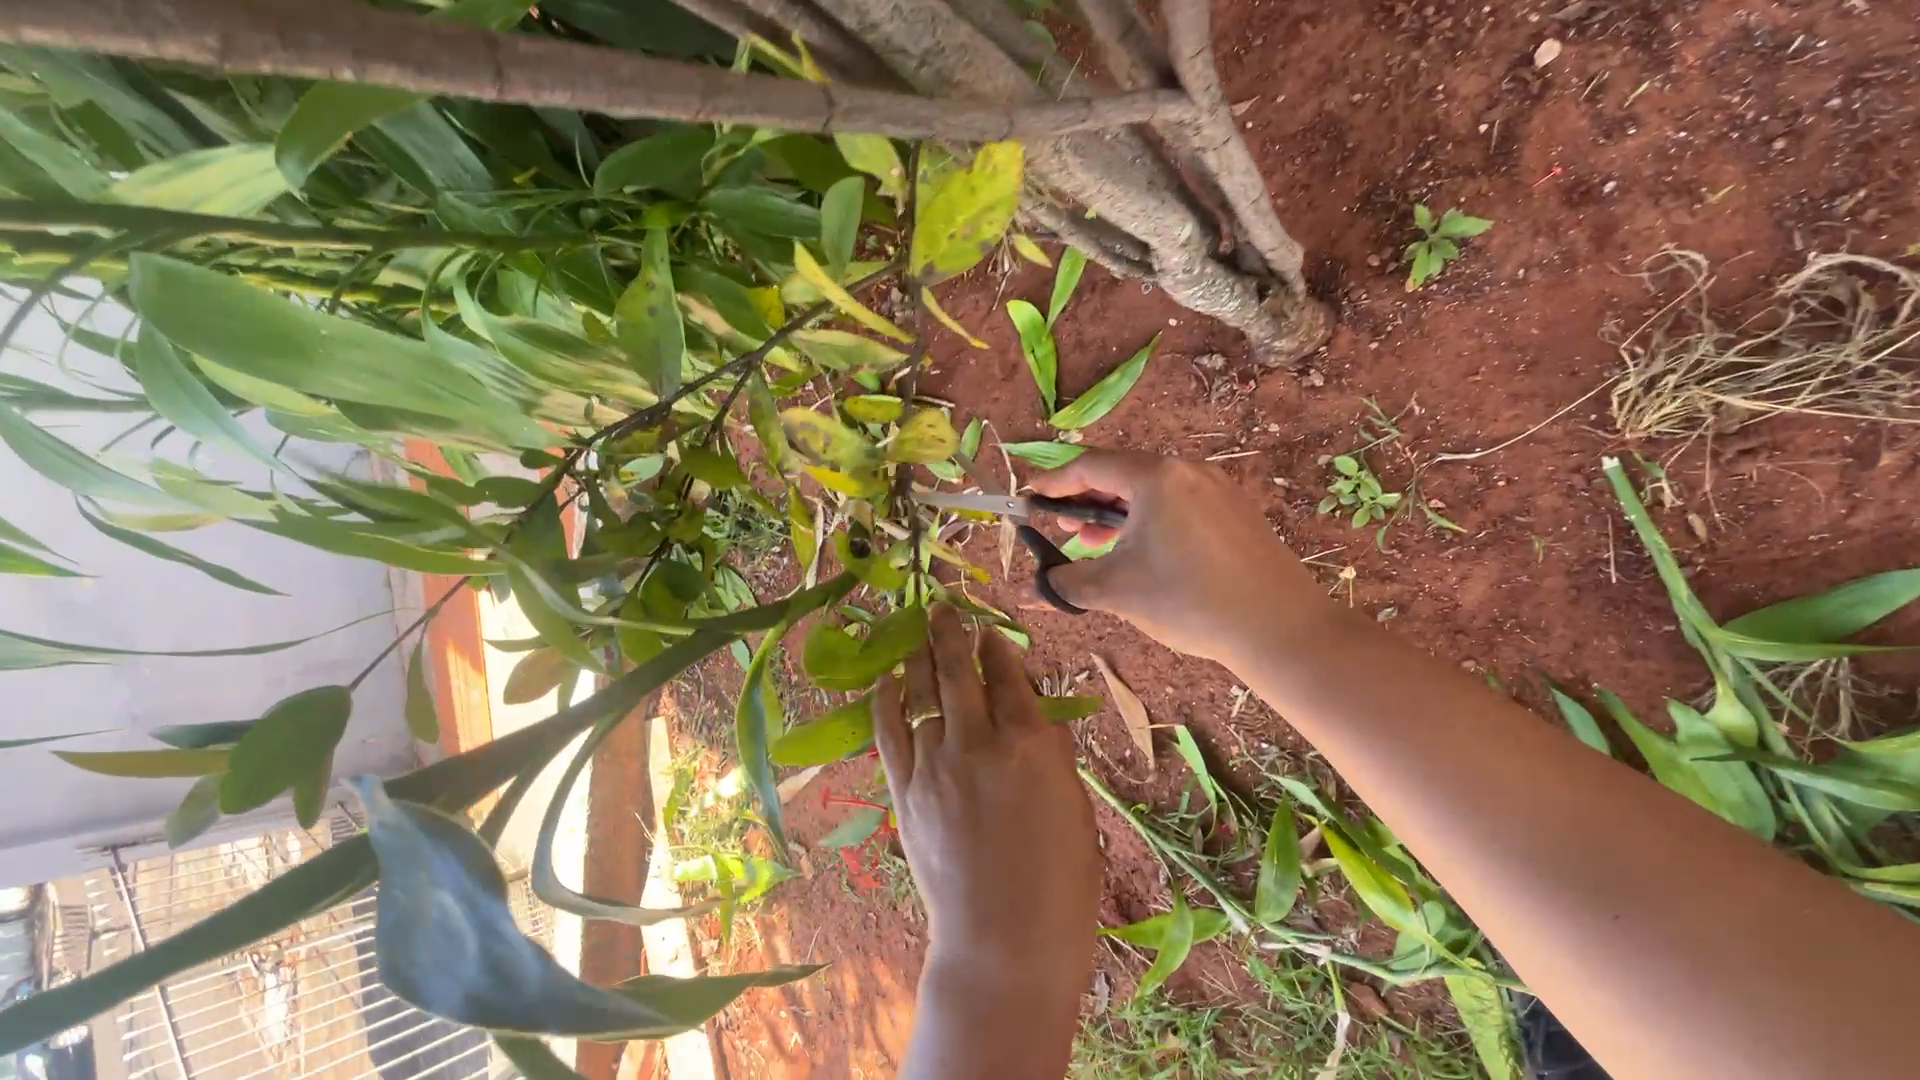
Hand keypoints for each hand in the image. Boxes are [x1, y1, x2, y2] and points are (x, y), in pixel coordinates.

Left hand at [874, 605, 1099, 996]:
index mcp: (1031, 743)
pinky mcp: (905, 791)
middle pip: (959, 671)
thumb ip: (1051, 754)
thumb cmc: (1061, 885)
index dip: (998, 646)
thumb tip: (1032, 718)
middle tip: (943, 607)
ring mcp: (936, 764)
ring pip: (923, 692)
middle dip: (951, 632)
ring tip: (919, 629)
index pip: (1010, 675)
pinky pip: (889, 731)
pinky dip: (886, 699)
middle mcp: (979, 741)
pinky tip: (887, 677)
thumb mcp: (1075, 808)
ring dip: (920, 655)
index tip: (991, 631)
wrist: (1004, 944)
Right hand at [1030, 450, 1331, 663]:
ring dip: (1115, 513)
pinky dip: (1148, 521)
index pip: (1089, 466)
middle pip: (1121, 474)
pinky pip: (1177, 505)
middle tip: (1061, 527)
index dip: (1053, 483)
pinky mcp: (1235, 513)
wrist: (1279, 627)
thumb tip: (1030, 590)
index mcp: (1155, 477)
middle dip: (1084, 500)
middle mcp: (1188, 471)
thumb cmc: (1188, 600)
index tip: (1029, 499)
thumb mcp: (1117, 591)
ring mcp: (1217, 489)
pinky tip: (1141, 553)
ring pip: (1151, 491)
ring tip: (1095, 543)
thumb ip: (1066, 584)